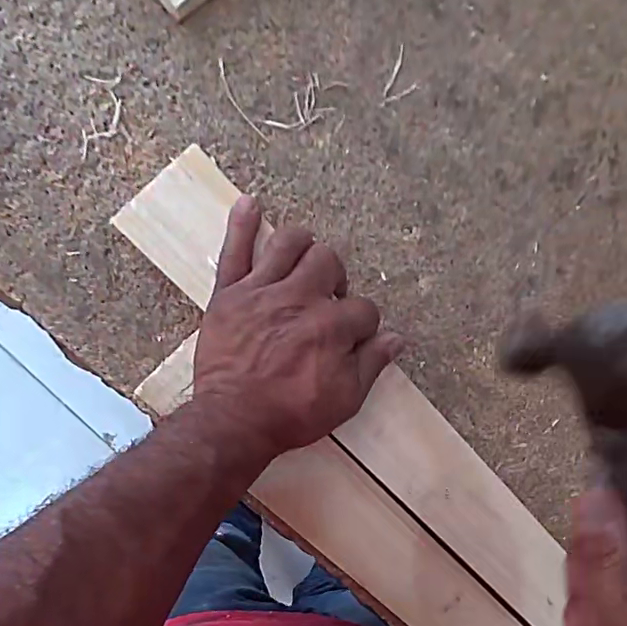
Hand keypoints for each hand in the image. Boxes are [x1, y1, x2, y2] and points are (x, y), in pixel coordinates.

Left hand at [189, 196, 403, 463]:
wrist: (234, 421)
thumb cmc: (292, 414)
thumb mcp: (346, 400)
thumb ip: (372, 364)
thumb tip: (396, 339)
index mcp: (332, 326)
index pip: (364, 309)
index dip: (365, 325)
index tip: (356, 340)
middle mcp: (301, 298)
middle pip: (330, 262)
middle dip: (337, 279)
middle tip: (329, 301)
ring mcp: (262, 291)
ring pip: (290, 242)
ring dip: (304, 246)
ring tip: (305, 262)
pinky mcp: (230, 294)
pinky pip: (235, 249)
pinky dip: (242, 224)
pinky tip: (250, 204)